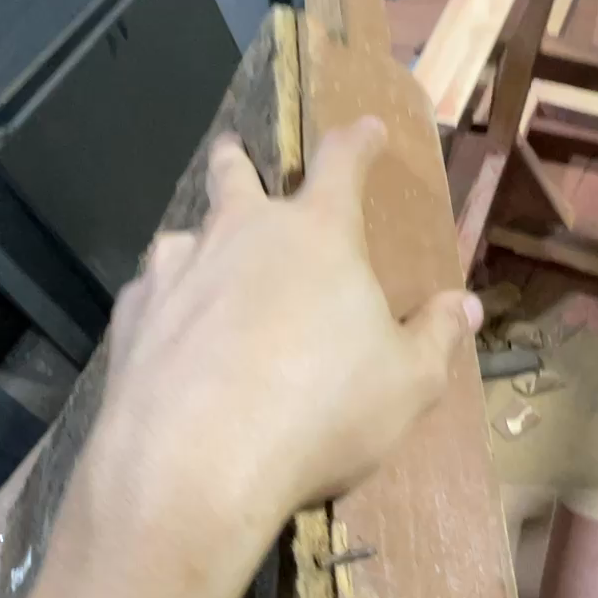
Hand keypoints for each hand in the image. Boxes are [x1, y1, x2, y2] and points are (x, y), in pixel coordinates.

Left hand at [82, 117, 481, 536]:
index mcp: (316, 236)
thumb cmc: (320, 415)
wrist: (196, 467)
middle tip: (239, 158)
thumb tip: (466, 306)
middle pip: (235, 173)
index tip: (369, 129)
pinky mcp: (130, 319)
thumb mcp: (406, 386)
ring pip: (183, 236)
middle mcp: (238, 235)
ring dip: (199, 246)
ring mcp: (176, 272)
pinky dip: (166, 307)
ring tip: (207, 277)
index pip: (343, 161)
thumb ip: (437, 339)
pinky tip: (172, 341)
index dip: (360, 141)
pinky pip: (150, 296)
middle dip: (241, 161)